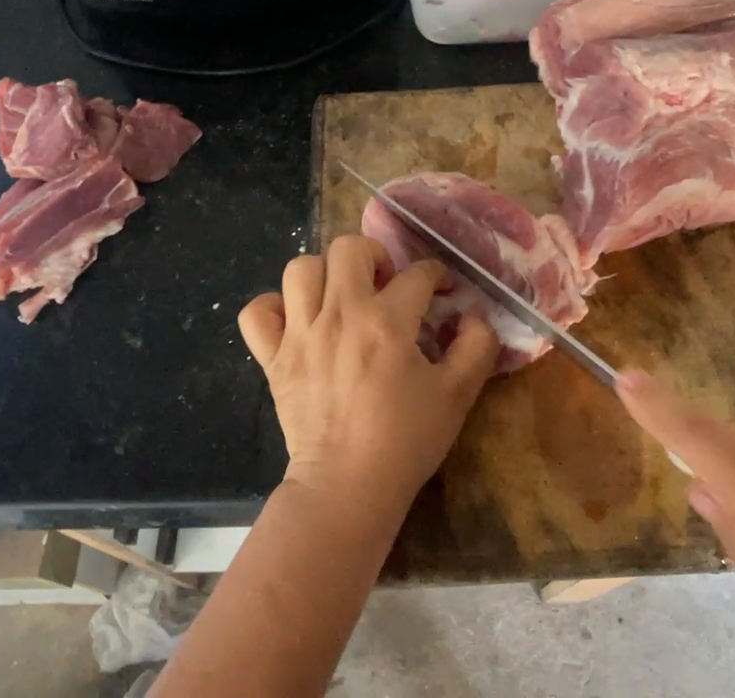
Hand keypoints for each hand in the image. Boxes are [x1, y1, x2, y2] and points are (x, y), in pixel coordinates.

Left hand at [239, 235, 499, 513]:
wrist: (348, 486)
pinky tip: (297, 322)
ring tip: (341, 298)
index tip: (441, 291)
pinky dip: (274, 308)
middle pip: (348, 248)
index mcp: (388, 321)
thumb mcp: (458, 395)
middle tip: (385, 285)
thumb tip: (474, 315)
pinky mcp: (273, 358)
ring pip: (300, 269)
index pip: (416, 274)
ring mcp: (300, 334)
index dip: (436, 275)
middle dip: (374, 256)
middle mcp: (340, 315)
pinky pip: (257, 312)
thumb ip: (477, 347)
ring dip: (324, 275)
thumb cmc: (406, 441)